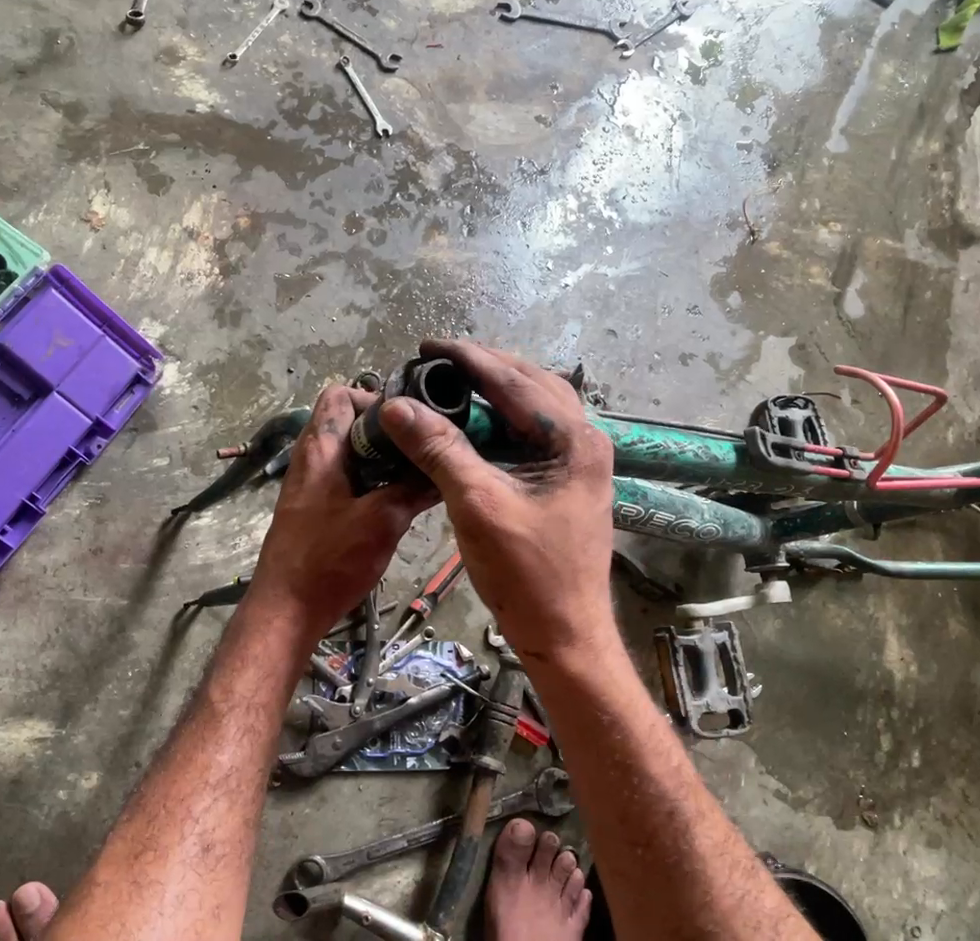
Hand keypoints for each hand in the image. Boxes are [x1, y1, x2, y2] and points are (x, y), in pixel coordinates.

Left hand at [247, 385, 437, 638]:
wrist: (286, 611)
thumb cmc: (329, 560)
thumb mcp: (382, 521)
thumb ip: (413, 490)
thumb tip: (444, 470)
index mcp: (319, 450)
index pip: (340, 395)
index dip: (374, 399)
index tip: (407, 424)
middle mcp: (311, 460)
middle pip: (348, 424)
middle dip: (387, 433)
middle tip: (421, 450)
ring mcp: (311, 486)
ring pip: (350, 455)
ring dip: (382, 461)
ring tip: (417, 475)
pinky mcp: (315, 511)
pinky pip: (347, 481)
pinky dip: (372, 483)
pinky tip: (399, 504)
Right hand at [378, 339, 615, 659]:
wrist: (564, 633)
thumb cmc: (527, 572)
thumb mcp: (477, 504)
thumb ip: (439, 450)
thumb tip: (396, 405)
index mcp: (573, 439)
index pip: (514, 380)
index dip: (467, 358)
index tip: (427, 345)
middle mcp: (583, 440)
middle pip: (530, 383)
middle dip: (483, 367)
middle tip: (436, 362)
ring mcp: (578, 461)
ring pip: (533, 406)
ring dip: (493, 390)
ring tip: (450, 383)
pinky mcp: (565, 480)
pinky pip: (531, 433)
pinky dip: (499, 419)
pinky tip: (471, 424)